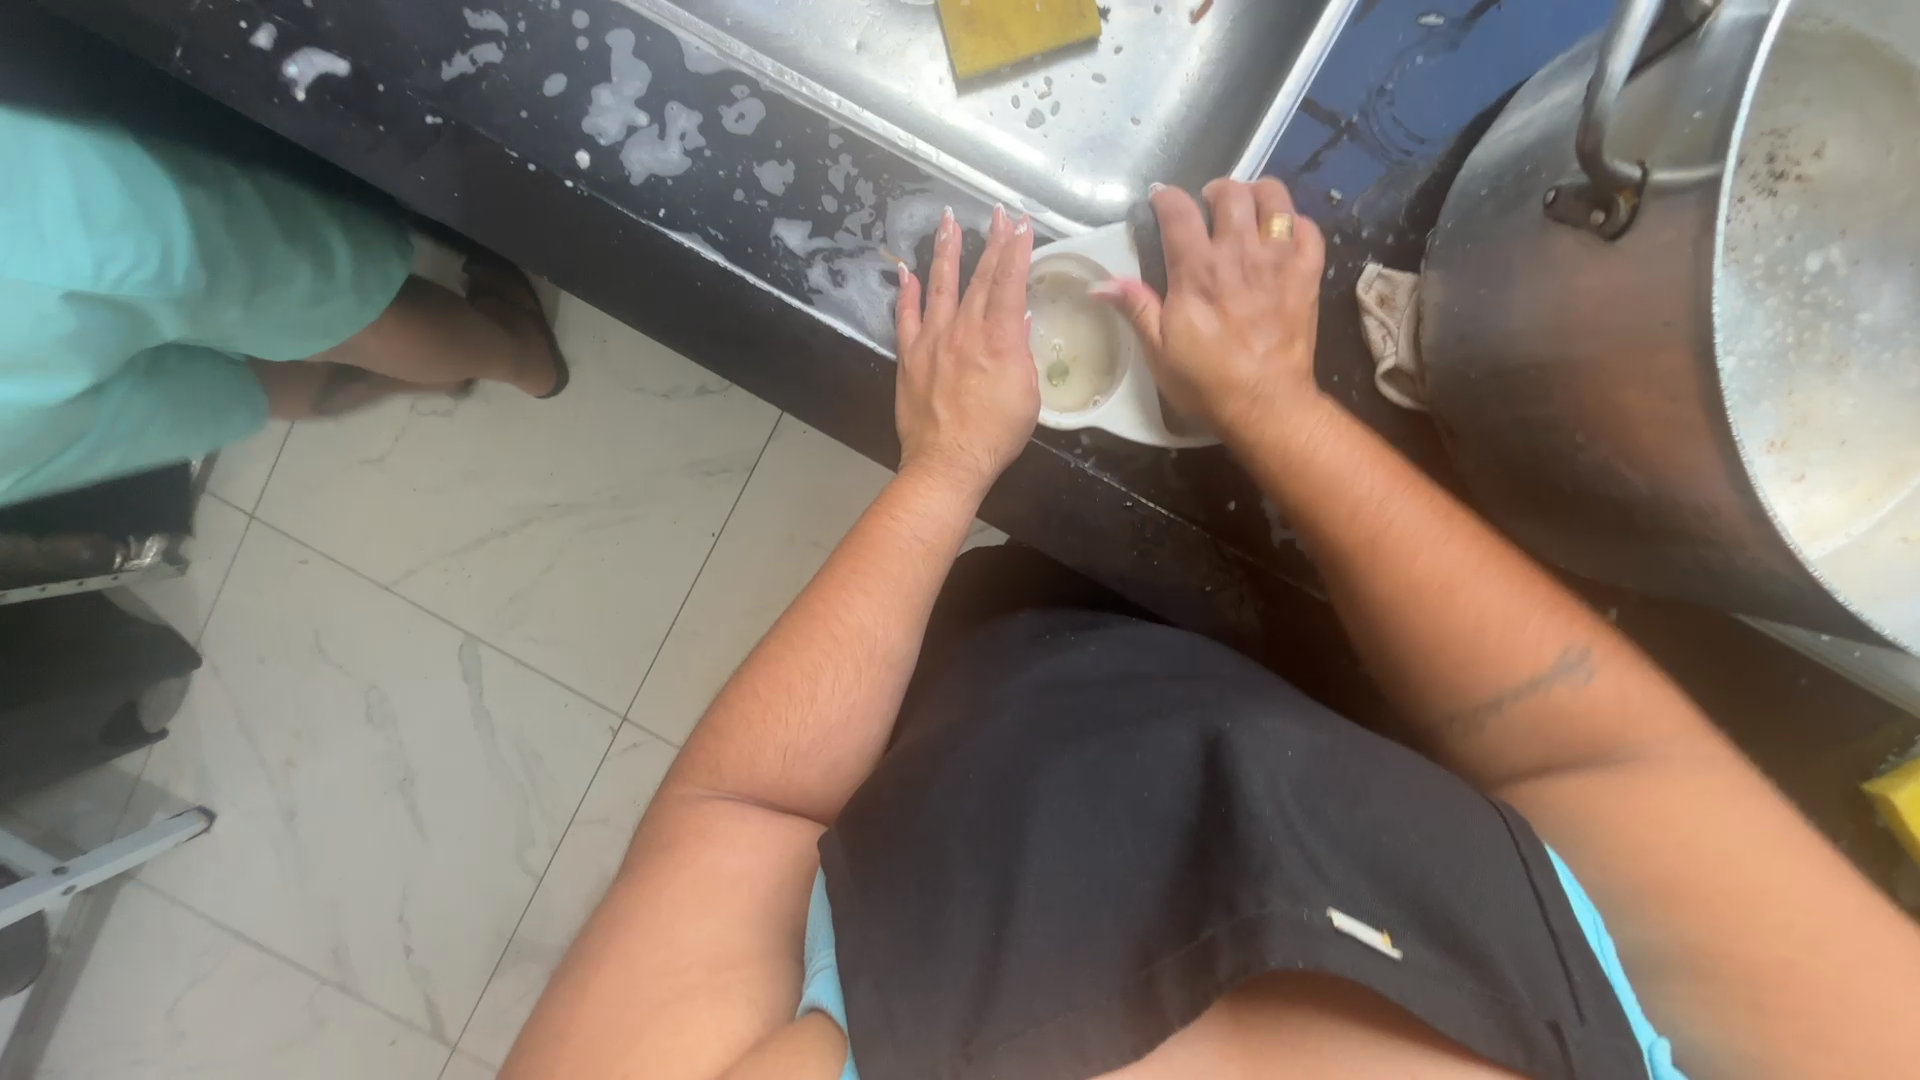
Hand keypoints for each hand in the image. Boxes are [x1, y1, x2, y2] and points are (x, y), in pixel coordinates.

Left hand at [893, 205, 1040, 496]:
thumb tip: (1015, 321)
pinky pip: (906, 317)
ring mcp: (932, 341)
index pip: (1008, 282)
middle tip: (996, 213)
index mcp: (997, 339)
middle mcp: (963, 331)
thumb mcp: (1027, 395)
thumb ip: (1020, 353)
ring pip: (940, 286)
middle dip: (990, 241)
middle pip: (978, 277)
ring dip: (946, 251)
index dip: (1016, 249)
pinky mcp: (909, 357)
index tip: (1021, 224)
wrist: (948, 462)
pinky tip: (908, 270)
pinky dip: (907, 292)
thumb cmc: (996, 435)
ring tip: (948, 221)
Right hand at [1092, 179, 1327, 440]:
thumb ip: (1135, 308)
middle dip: (1215, 191)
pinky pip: (1307, 228)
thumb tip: (1099, 284)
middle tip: (1207, 206)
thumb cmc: (1205, 381)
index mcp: (1197, 271)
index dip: (1166, 197)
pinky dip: (1293, 223)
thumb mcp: (1158, 350)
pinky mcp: (1307, 274)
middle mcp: (1239, 254)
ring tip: (1246, 209)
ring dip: (1257, 194)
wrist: (1265, 403)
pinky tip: (1280, 235)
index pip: (1179, 212)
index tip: (1159, 200)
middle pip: (1231, 193)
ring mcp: (1279, 260)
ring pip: (1273, 198)